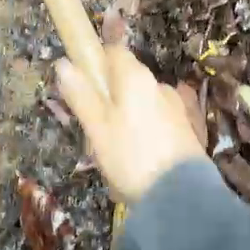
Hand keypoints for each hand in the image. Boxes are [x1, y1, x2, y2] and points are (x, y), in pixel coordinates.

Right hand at [56, 46, 208, 204]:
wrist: (182, 198)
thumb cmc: (132, 156)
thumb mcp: (97, 128)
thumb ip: (81, 94)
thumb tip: (63, 63)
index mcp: (136, 77)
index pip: (114, 51)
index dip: (97, 62)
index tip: (84, 85)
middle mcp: (158, 85)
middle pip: (127, 81)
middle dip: (110, 100)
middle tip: (95, 130)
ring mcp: (175, 109)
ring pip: (141, 105)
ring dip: (127, 121)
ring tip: (115, 156)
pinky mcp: (187, 132)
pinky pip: (157, 125)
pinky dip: (145, 137)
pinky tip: (137, 165)